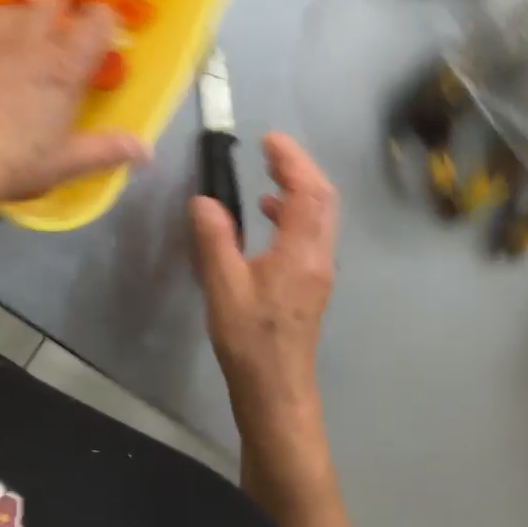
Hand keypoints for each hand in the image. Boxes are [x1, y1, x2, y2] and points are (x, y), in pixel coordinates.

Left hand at [0, 0, 148, 206]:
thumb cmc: (10, 162)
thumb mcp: (62, 164)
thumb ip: (105, 151)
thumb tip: (148, 152)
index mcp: (66, 65)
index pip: (98, 20)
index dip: (101, 21)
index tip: (99, 34)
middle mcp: (33, 39)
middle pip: (53, 3)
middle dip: (58, 16)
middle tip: (55, 43)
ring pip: (15, 7)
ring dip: (21, 19)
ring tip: (18, 44)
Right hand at [189, 134, 338, 423]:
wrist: (275, 386)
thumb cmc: (250, 337)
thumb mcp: (223, 285)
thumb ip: (215, 239)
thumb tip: (205, 201)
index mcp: (302, 251)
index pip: (308, 192)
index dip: (292, 161)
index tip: (269, 139)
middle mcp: (319, 256)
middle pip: (323, 199)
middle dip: (300, 168)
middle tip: (270, 149)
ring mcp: (317, 271)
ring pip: (319, 217)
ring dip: (299, 189)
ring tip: (268, 174)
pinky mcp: (309, 283)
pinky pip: (309, 233)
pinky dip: (293, 213)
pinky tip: (266, 217)